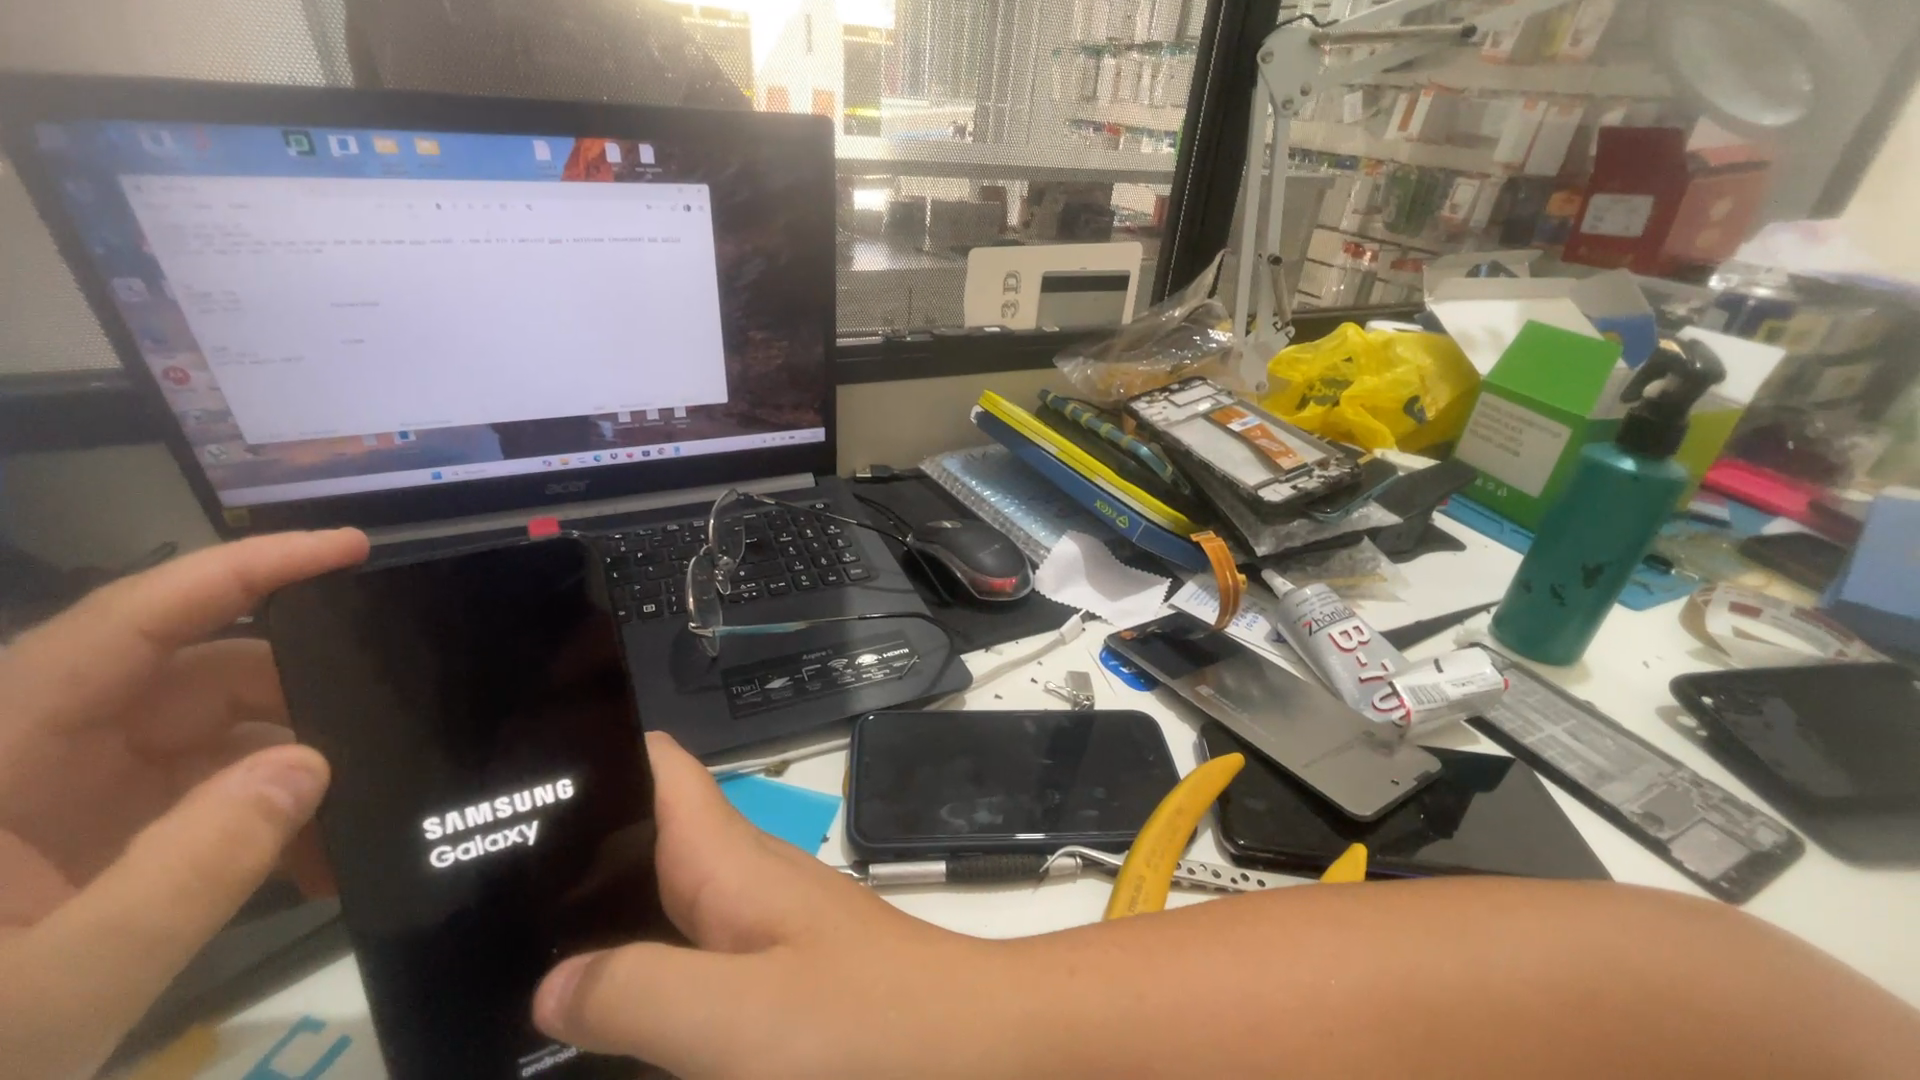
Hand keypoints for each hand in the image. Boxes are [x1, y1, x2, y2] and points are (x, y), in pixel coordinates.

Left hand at [0, 529, 369, 1077]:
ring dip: (298, 768)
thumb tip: (311, 765)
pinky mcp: (92, 839)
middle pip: (194, 677)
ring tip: (365, 813)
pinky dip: (269, 818)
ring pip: (212, 737)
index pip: (133, 622)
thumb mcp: (58, 985)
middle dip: (307, 694)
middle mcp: (32, 753)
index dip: (247, 569)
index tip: (353, 548)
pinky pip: (203, 796)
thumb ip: (188, 872)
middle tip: (393, 726)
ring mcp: (63, 798)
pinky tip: (321, 864)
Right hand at [533, 732, 1021, 1078]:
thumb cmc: (861, 1027)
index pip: (657, 767)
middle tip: (472, 897)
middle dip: (565, 861)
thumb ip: (636, 994)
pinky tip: (603, 1025)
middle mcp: (742, 880)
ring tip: (505, 963)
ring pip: (662, 908)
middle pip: (643, 841)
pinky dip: (644, 981)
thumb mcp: (734, 1019)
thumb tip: (551, 984)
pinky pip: (693, 964)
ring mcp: (762, 929)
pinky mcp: (778, 979)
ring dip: (598, 927)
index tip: (508, 779)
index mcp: (727, 860)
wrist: (973, 1051)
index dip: (590, 753)